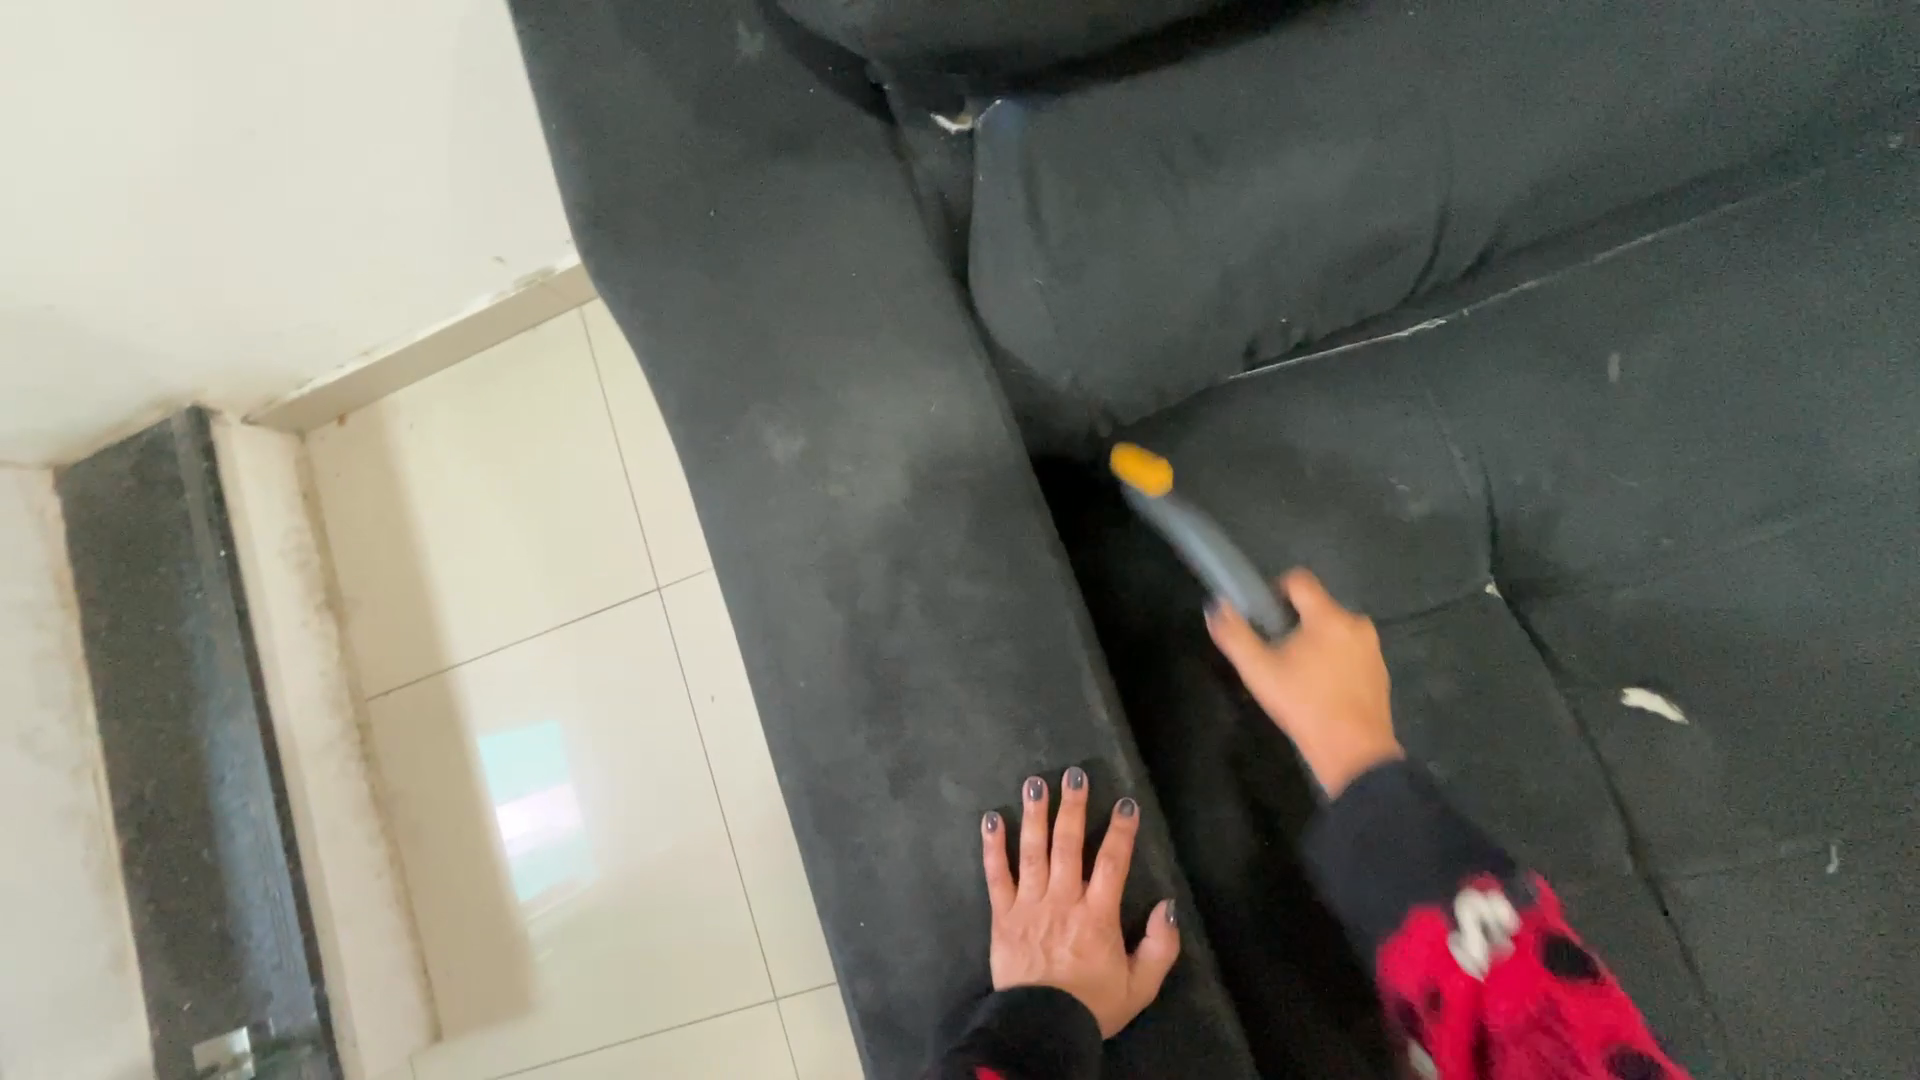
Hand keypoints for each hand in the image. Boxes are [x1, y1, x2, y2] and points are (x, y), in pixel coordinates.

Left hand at [980, 768, 1180, 1037]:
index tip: (1126, 803)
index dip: (1121, 831)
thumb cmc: (1092, 1006)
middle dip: (1072, 806)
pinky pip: (996, 875)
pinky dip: (992, 847)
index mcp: (1097, 915)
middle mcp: (1063, 900)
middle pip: (1068, 844)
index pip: (1112, 862)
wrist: (1042, 1031)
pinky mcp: (1002, 915)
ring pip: (1032, 851)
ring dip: (1034, 815)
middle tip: (1074, 773)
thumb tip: (1169, 905)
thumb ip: (1160, 947)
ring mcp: (1029, 905)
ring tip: (1034, 783)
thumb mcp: (1139, 986)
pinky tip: (990, 819)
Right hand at [1206, 568, 1403, 796]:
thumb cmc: (1303, 704)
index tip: (1263, 616)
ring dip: (1313, 640)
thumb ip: (1234, 635)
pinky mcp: (1380, 670)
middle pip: (1316, 606)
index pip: (1299, 580)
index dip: (1275, 590)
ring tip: (1296, 672)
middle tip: (1275, 650)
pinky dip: (1332, 659)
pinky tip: (1319, 687)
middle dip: (1294, 621)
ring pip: (1333, 629)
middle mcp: (1355, 623)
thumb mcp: (1258, 671)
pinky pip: (1349, 650)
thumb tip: (1216, 606)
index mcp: (1328, 616)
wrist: (1353, 751)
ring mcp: (1372, 647)